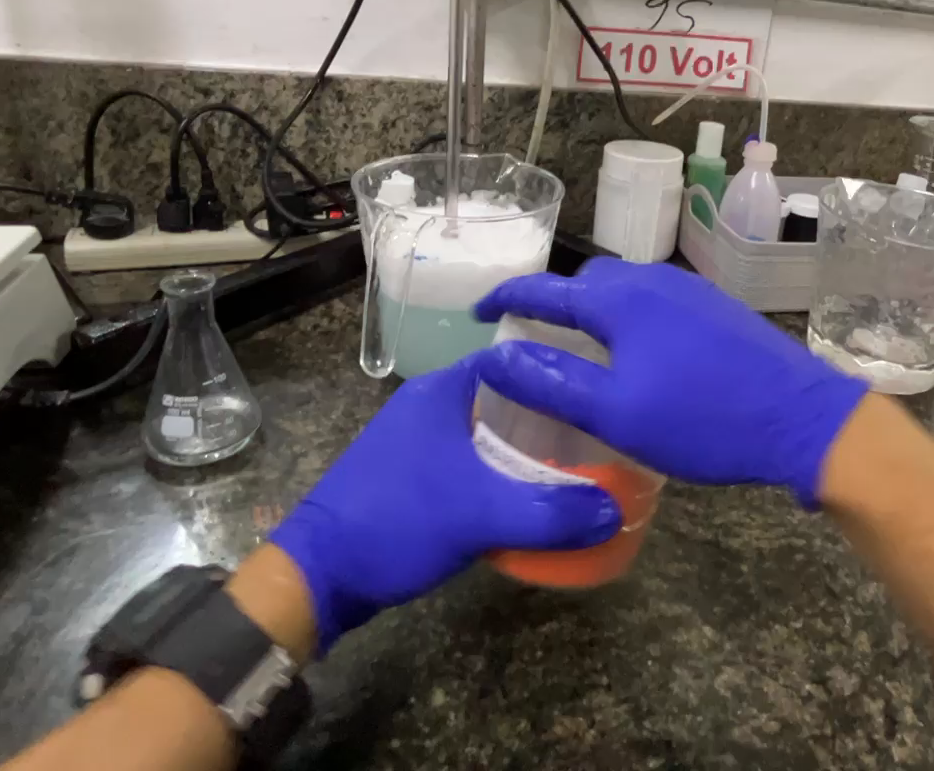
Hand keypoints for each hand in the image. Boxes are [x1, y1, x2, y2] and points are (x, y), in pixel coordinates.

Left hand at [270, 357, 621, 654]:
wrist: (317, 576)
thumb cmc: (396, 521)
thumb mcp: (480, 515)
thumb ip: (551, 513)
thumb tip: (616, 511)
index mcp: (443, 390)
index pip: (513, 357)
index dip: (557, 368)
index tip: (598, 387)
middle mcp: (431, 405)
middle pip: (506, 396)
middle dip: (549, 414)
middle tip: (597, 432)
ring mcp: (419, 441)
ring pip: (489, 432)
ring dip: (527, 447)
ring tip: (576, 463)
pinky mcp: (413, 476)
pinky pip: (473, 461)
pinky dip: (503, 472)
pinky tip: (530, 496)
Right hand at [469, 258, 868, 506]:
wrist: (803, 418)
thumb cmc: (703, 420)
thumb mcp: (616, 413)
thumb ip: (552, 383)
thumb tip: (497, 356)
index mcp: (623, 300)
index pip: (548, 289)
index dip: (508, 298)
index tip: (480, 311)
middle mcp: (654, 281)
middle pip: (589, 281)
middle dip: (554, 302)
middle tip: (533, 335)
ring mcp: (691, 291)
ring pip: (625, 289)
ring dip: (594, 310)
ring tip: (578, 345)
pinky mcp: (715, 308)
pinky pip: (655, 301)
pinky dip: (627, 317)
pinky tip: (635, 352)